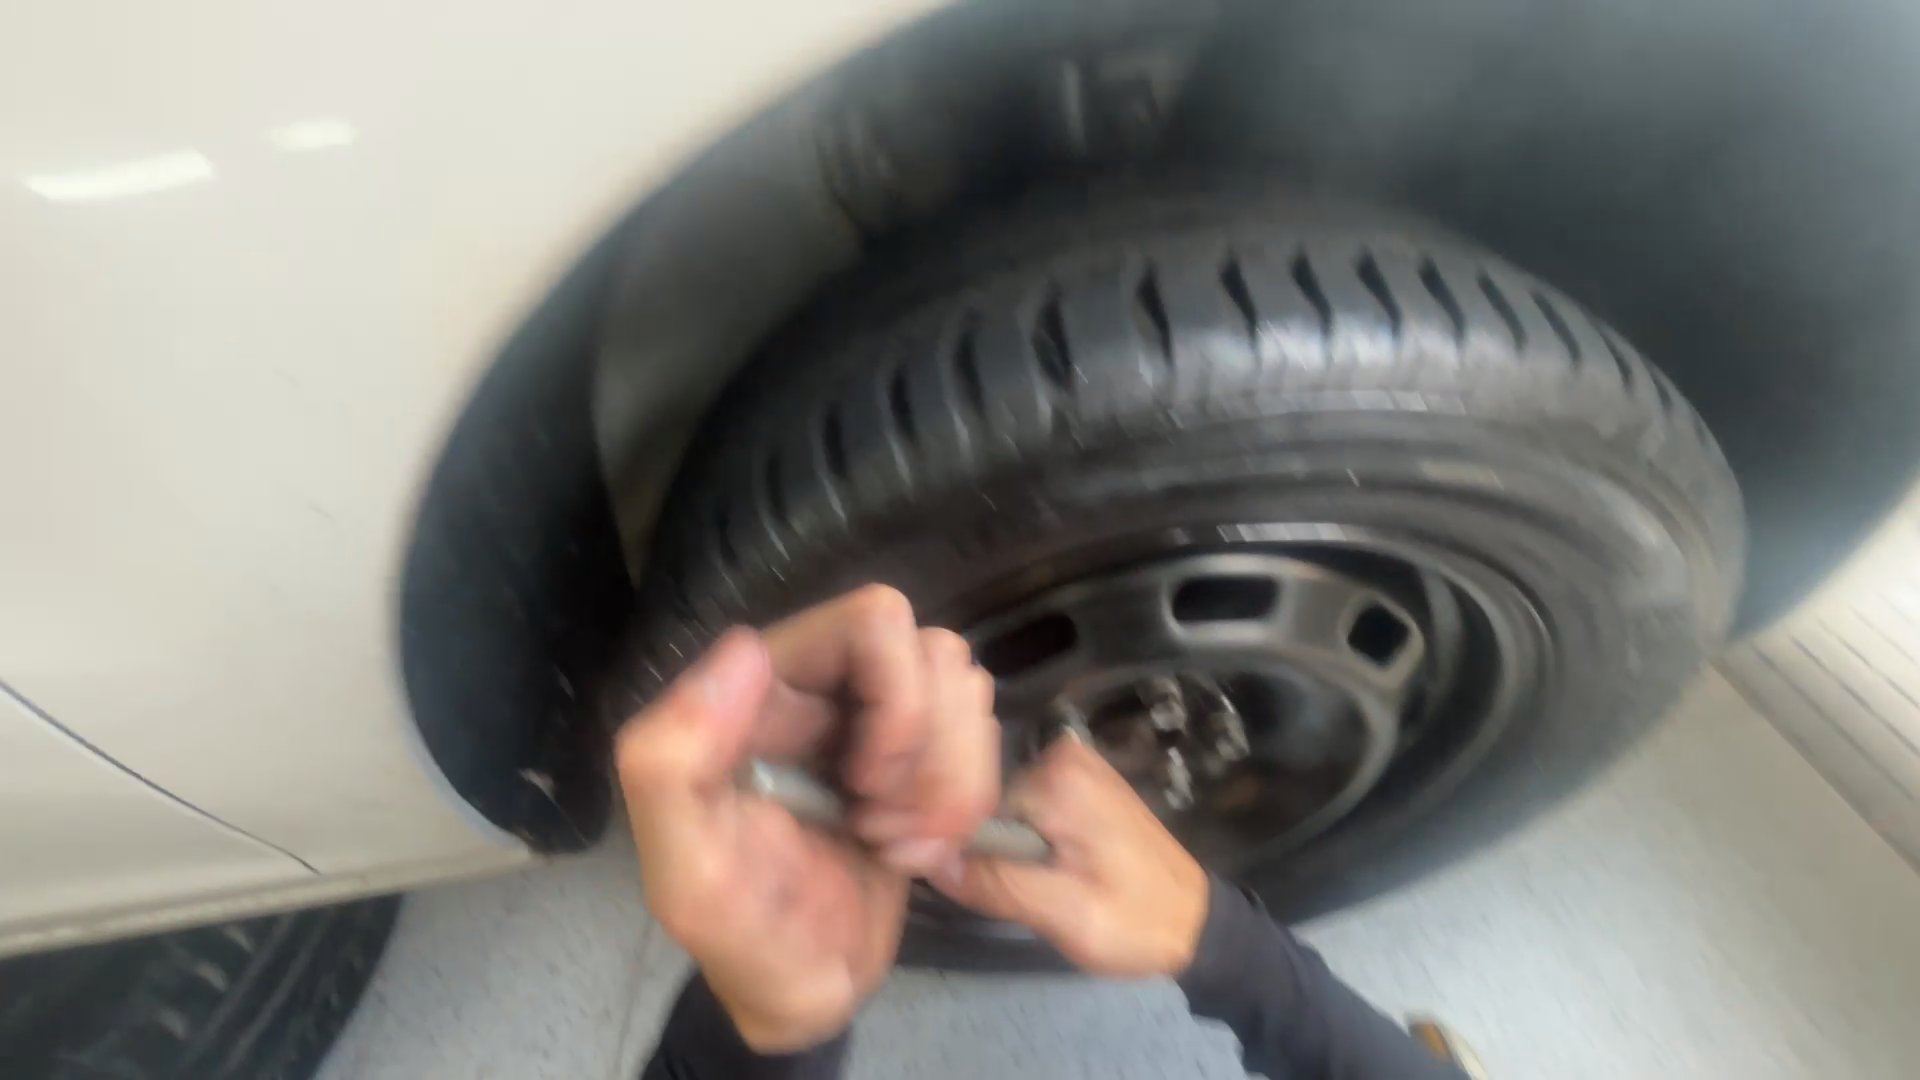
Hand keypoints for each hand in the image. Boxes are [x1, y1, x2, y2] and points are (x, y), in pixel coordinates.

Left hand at [616, 586, 999, 1050]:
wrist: (806, 986)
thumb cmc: (744, 934)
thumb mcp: (687, 873)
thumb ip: (673, 762)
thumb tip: (744, 647)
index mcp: (773, 682)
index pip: (878, 618)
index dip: (898, 694)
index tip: (867, 779)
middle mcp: (840, 681)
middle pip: (939, 655)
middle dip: (928, 754)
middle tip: (876, 821)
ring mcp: (892, 715)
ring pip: (970, 696)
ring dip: (946, 786)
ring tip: (889, 841)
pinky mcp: (931, 755)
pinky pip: (985, 743)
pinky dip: (963, 806)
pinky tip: (913, 850)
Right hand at [931, 736, 1209, 978]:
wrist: (1196, 923)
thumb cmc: (1136, 920)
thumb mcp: (1065, 914)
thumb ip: (996, 883)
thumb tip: (926, 858)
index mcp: (1058, 775)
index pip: (974, 804)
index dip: (967, 850)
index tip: (978, 887)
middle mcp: (1062, 754)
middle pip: (990, 802)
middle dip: (995, 850)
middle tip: (1031, 891)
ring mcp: (1073, 763)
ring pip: (1005, 806)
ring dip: (1011, 847)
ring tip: (1042, 882)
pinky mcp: (1079, 779)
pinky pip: (1027, 804)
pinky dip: (1029, 836)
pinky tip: (1050, 865)